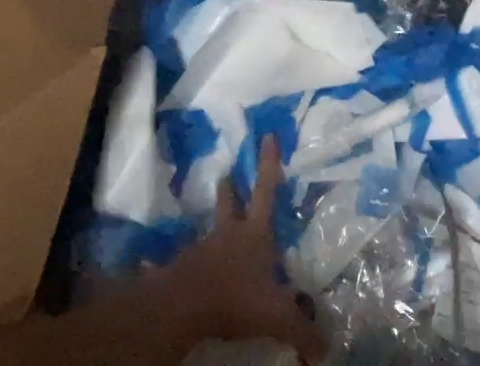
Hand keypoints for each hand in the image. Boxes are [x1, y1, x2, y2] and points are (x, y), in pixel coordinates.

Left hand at [148, 138, 324, 362]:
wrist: (182, 307)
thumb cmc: (235, 299)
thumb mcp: (277, 316)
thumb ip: (303, 329)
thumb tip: (328, 349)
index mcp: (255, 235)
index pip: (267, 192)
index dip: (269, 164)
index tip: (266, 136)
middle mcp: (227, 235)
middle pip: (229, 203)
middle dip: (230, 188)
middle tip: (227, 175)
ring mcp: (199, 250)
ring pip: (205, 232)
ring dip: (207, 229)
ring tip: (205, 231)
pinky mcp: (176, 270)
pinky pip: (170, 266)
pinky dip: (163, 265)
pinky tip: (151, 264)